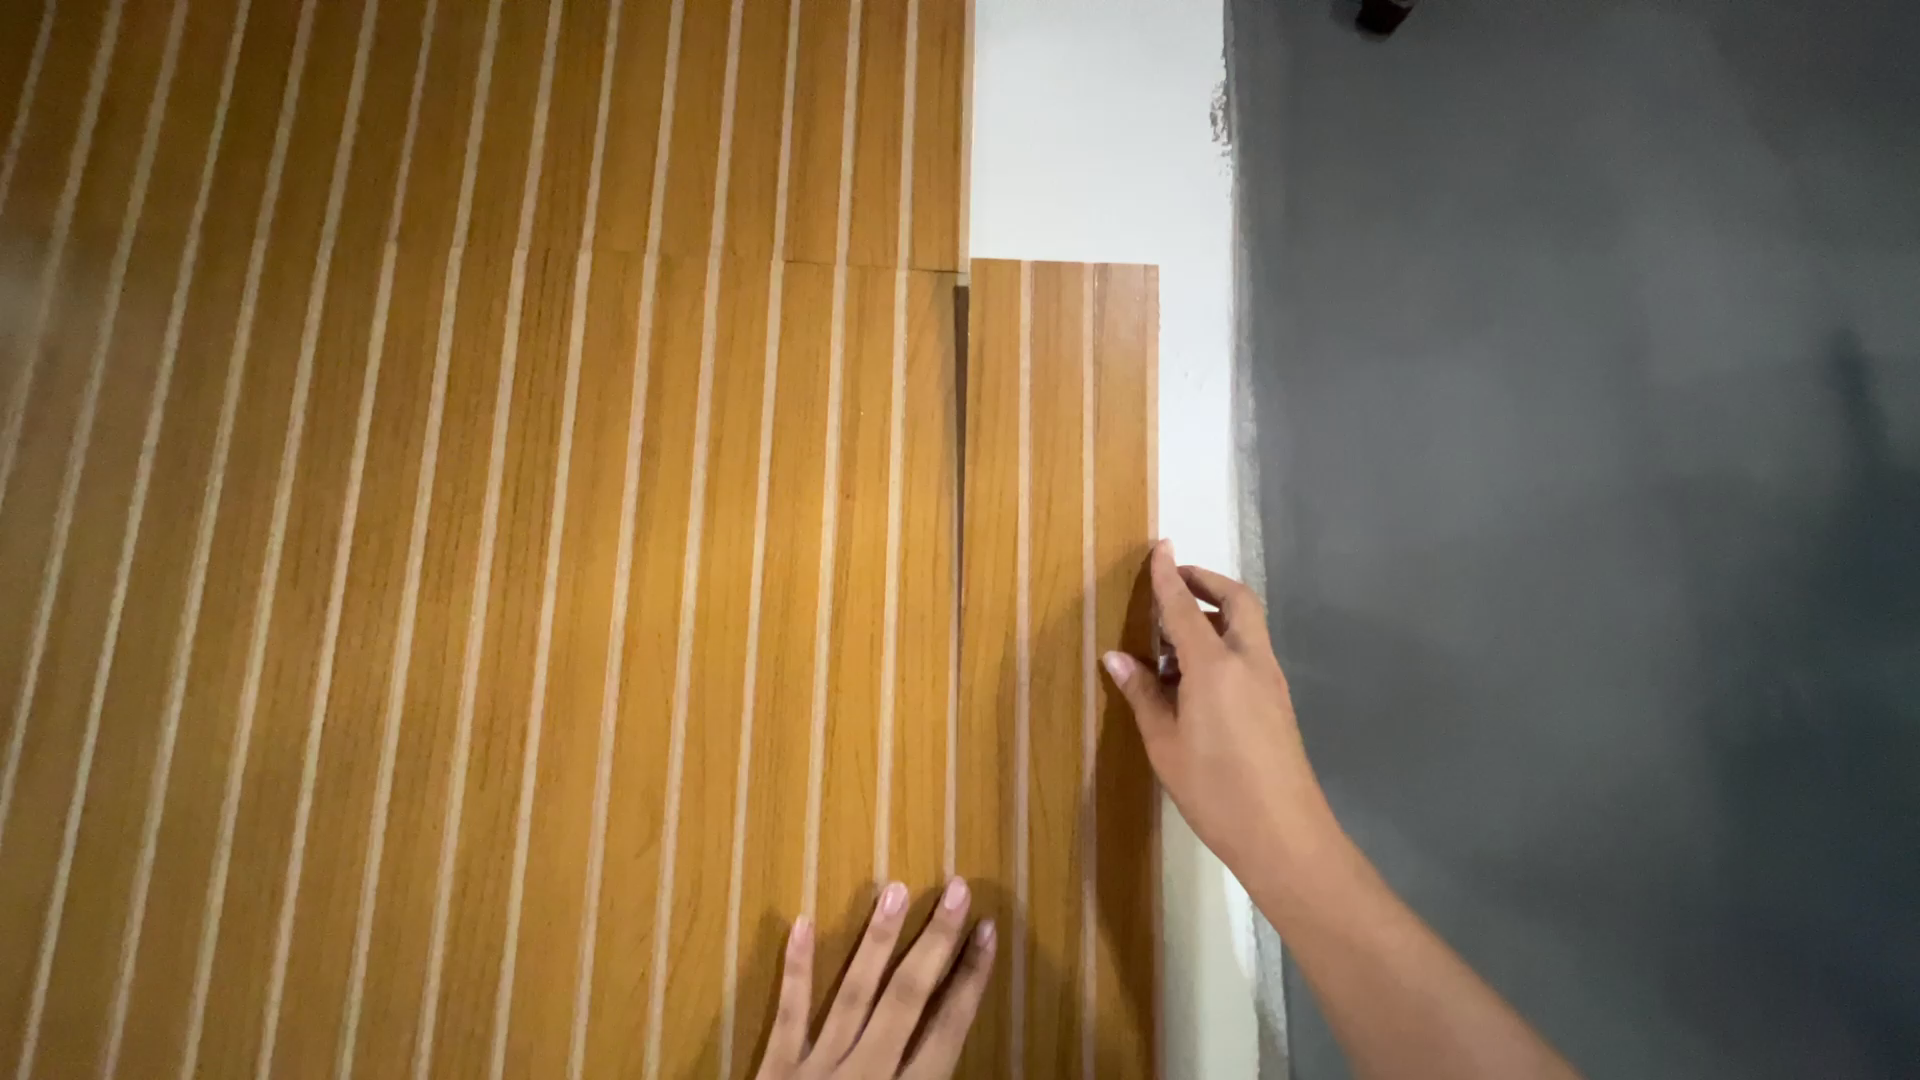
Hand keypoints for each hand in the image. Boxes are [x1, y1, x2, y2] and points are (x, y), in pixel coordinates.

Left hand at [755, 879, 996, 1079]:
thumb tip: (954, 1053)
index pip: (947, 1032)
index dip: (970, 980)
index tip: (988, 930)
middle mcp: (865, 1079)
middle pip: (906, 999)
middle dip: (935, 943)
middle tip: (955, 887)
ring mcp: (815, 1073)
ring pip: (852, 996)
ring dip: (876, 942)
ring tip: (894, 889)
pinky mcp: (772, 1076)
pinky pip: (785, 1018)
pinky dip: (796, 972)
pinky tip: (802, 922)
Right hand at [1102, 541, 1339, 879]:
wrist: (1285, 837)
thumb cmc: (1216, 790)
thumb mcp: (1165, 744)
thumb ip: (1142, 694)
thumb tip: (1116, 658)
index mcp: (1216, 667)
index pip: (1186, 607)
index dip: (1169, 575)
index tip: (1161, 547)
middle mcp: (1249, 662)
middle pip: (1236, 601)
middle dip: (1206, 582)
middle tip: (1174, 584)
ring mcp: (1270, 681)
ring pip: (1247, 626)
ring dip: (1215, 614)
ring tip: (1173, 637)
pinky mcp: (1278, 702)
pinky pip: (1250, 652)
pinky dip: (1224, 642)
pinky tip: (1194, 676)